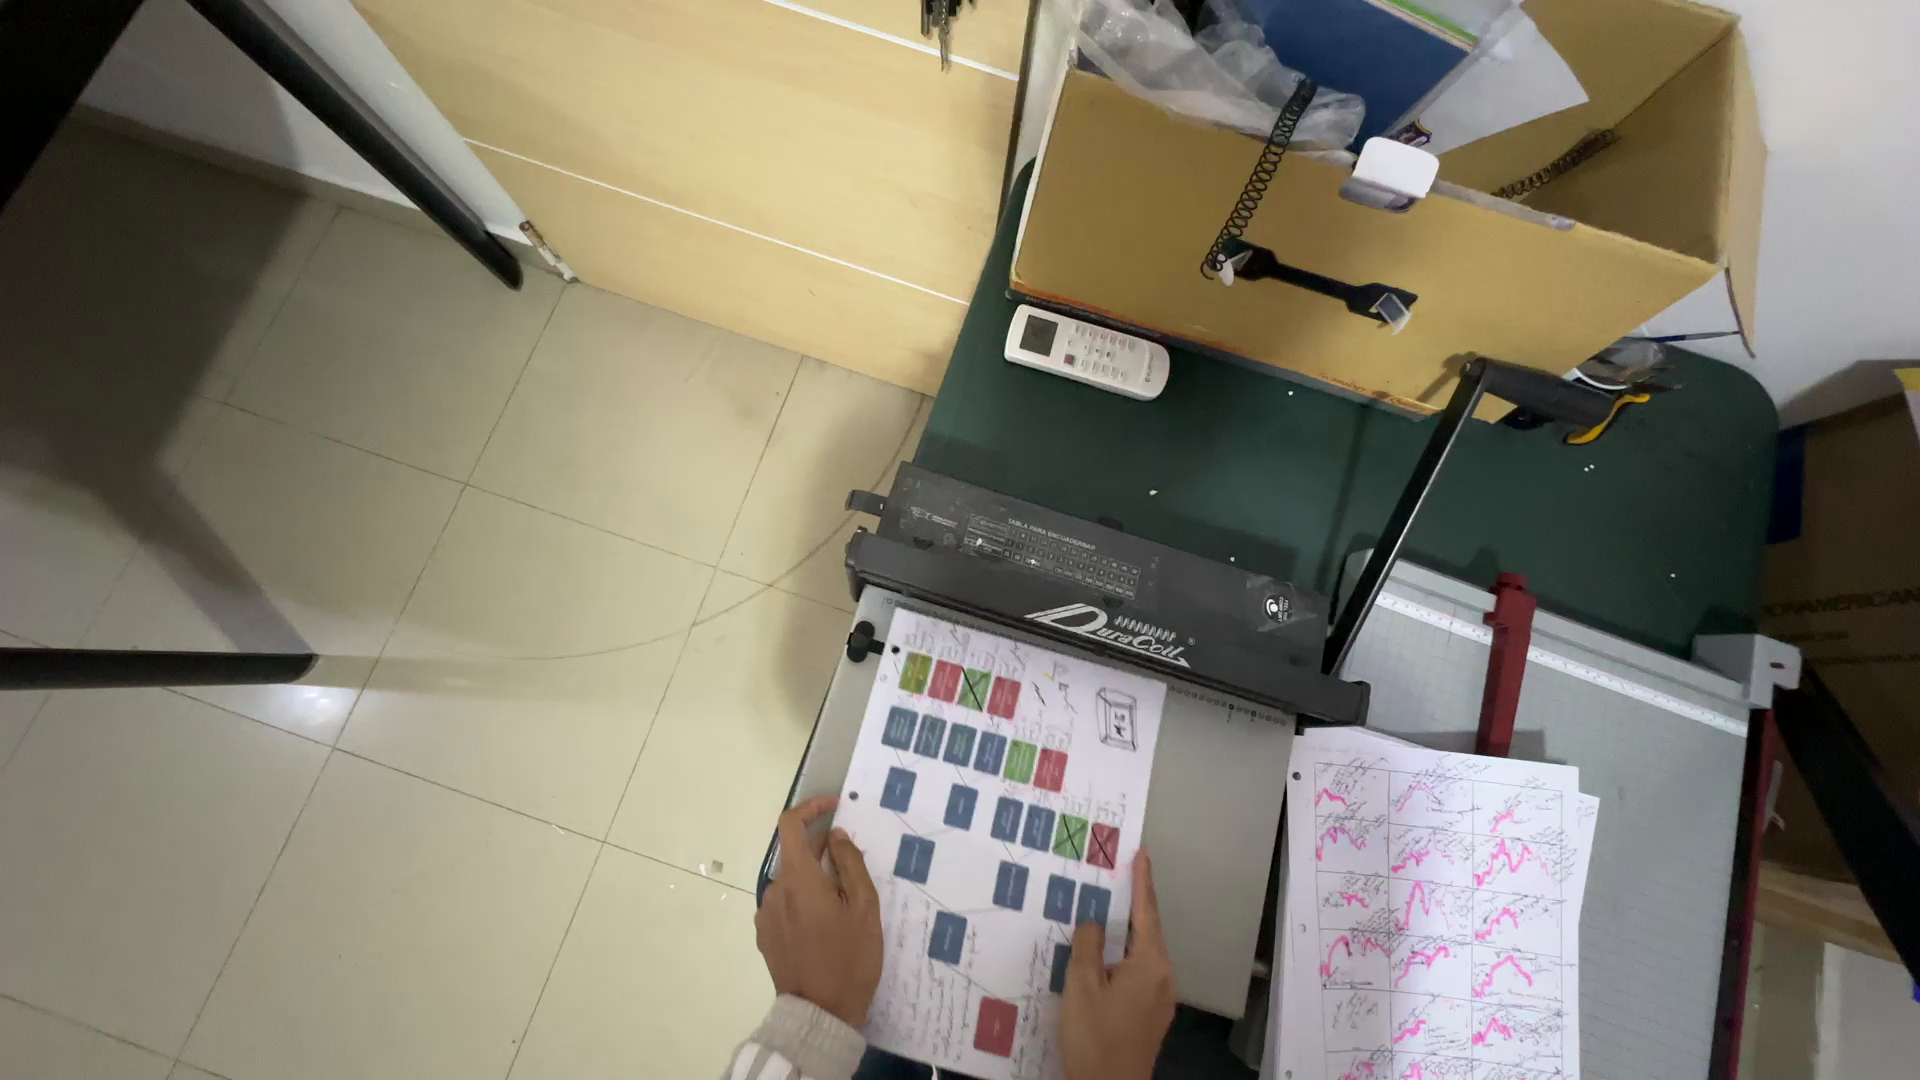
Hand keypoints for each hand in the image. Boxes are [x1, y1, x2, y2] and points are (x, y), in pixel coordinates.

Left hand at [755, 795, 882, 1027]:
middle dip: (822, 848)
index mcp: (798, 878)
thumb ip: (849, 863)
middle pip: (795, 853)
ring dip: (814, 877)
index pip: (790, 824)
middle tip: (854, 862)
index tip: (835, 806)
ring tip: (844, 900)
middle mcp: (775, 890)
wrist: (820, 1016)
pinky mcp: (765, 936)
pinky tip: (826, 922)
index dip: (811, 807)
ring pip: (792, 880)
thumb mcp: (864, 906)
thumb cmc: (849, 957)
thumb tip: (835, 835)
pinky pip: (785, 903)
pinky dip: (804, 899)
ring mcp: (766, 915)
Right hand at [1061, 848, 1176, 1079]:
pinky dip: (1125, 952)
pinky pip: (1139, 969)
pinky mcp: (1152, 1013)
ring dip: (1126, 929)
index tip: (1142, 852)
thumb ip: (1087, 944)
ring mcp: (1160, 998)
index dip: (1142, 881)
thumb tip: (1095, 922)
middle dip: (1133, 902)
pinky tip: (1106, 951)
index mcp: (1150, 964)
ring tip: (1108, 906)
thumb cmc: (1094, 1036)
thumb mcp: (1082, 984)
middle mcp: (1163, 976)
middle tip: (1118, 873)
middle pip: (1147, 930)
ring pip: (1142, 951)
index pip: (1146, 912)